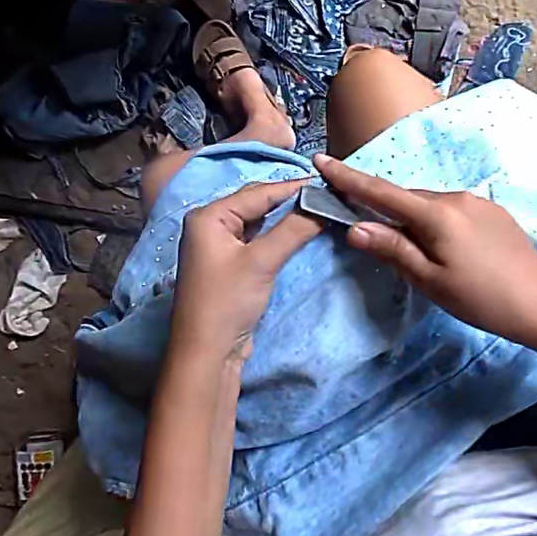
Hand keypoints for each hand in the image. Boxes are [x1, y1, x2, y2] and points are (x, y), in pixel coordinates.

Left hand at [171, 178, 321, 361]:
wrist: (208, 352)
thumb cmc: (227, 301)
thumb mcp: (262, 261)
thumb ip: (294, 230)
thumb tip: (323, 204)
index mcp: (209, 216)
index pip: (259, 192)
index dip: (294, 187)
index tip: (328, 182)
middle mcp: (209, 225)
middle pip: (257, 204)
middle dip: (290, 200)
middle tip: (326, 195)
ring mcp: (218, 246)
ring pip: (258, 222)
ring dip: (285, 218)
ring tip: (318, 209)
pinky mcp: (229, 265)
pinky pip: (257, 240)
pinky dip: (277, 235)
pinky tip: (298, 232)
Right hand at [313, 154, 536, 349]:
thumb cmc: (482, 299)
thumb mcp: (431, 280)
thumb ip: (393, 249)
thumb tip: (355, 227)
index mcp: (436, 213)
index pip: (381, 192)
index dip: (347, 178)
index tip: (320, 161)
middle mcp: (457, 197)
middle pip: (406, 198)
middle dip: (384, 210)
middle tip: (371, 234)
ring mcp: (478, 202)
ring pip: (430, 205)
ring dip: (413, 219)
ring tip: (417, 253)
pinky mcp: (493, 211)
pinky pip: (451, 210)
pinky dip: (436, 222)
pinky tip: (445, 248)